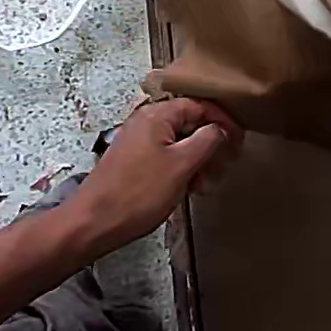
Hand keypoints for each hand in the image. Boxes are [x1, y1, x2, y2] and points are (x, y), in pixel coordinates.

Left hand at [65, 98, 241, 252]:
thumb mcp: (182, 164)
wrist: (91, 224)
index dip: (224, 121)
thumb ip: (208, 139)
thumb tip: (220, 129)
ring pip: (181, 141)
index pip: (201, 105)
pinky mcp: (134, 161)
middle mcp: (147, 121)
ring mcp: (139, 141)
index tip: (239, 142)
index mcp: (157, 115)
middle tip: (226, 165)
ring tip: (208, 182)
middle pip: (191, 122)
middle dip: (212, 143)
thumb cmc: (138, 193)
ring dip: (200, 159)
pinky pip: (167, 155)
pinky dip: (183, 167)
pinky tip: (190, 187)